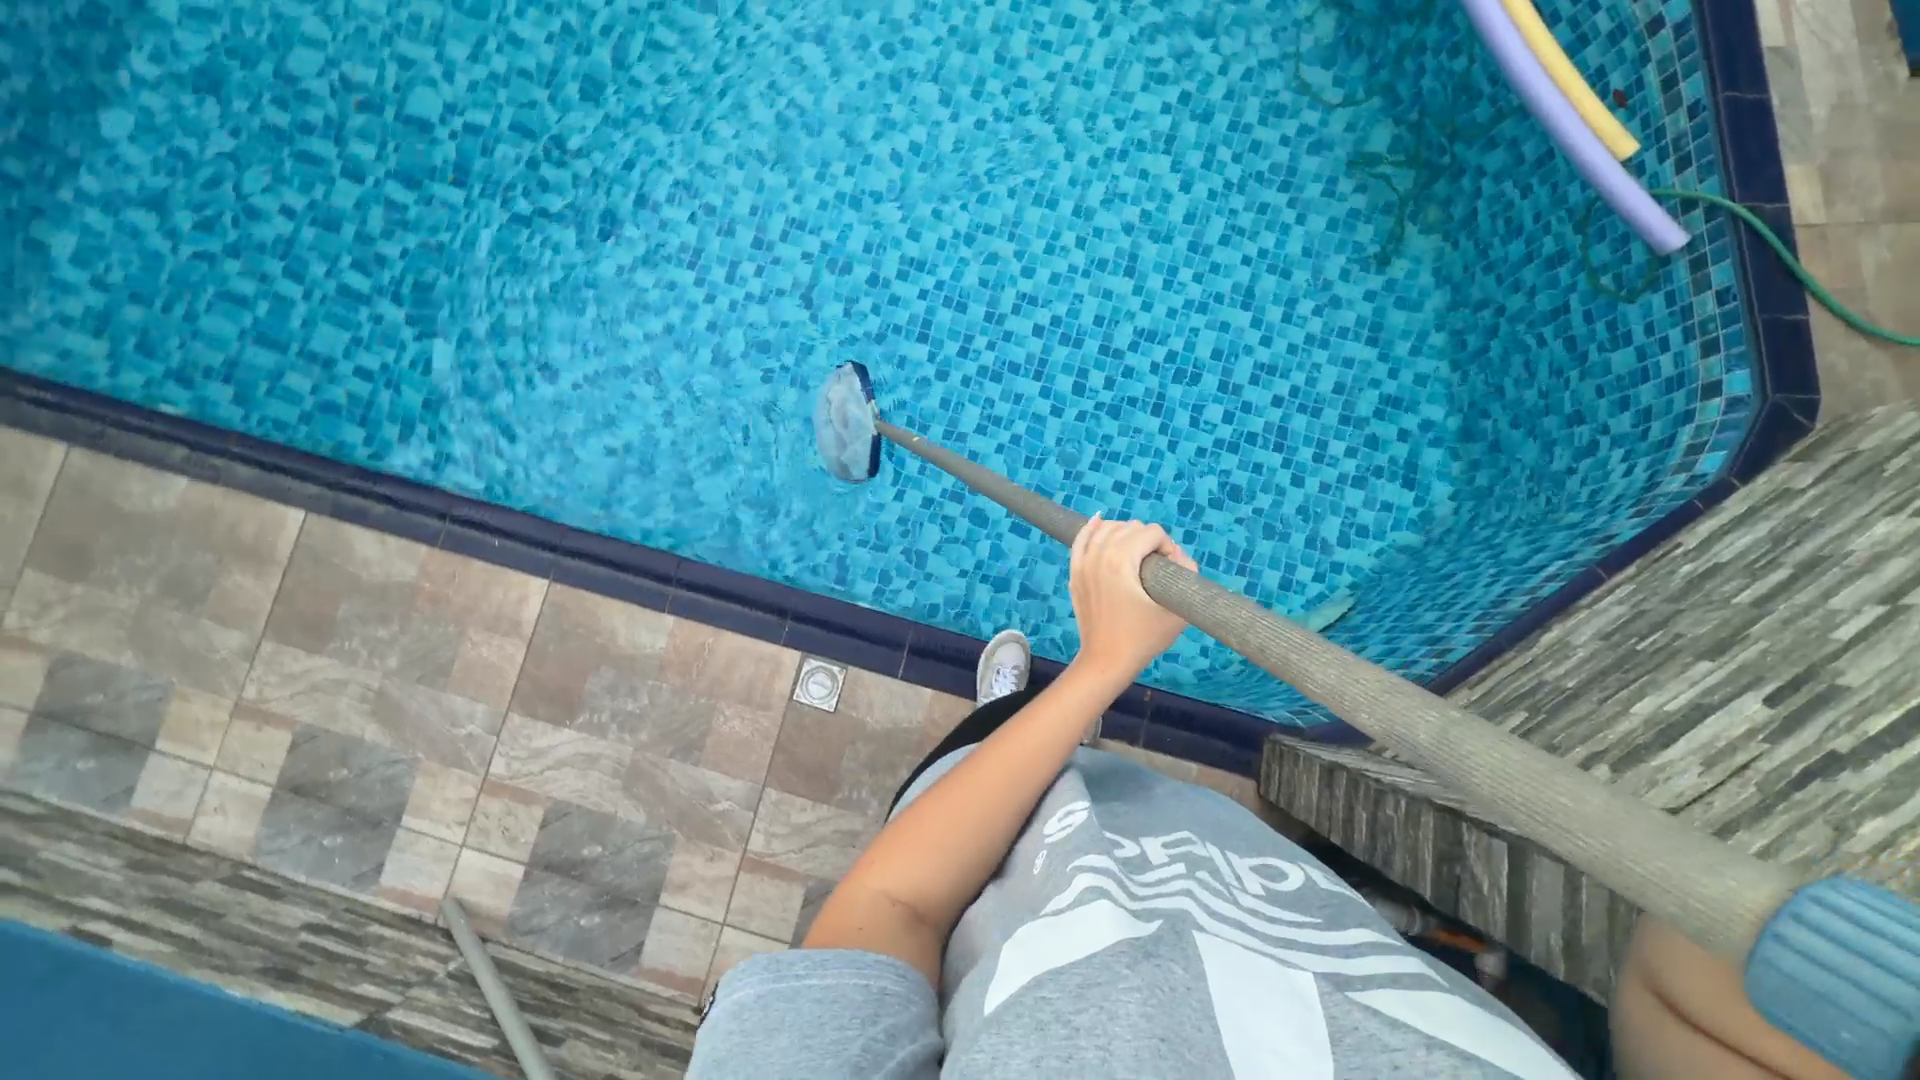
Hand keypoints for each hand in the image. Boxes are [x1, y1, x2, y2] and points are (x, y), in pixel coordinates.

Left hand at [1068, 515, 1197, 682]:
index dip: (1167, 547)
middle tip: (1157, 568)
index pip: (1151, 532)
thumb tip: (1178, 555)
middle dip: (1148, 540)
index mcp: (1120, 560)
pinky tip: (1101, 520)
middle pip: (1130, 528)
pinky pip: (1081, 540)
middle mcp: (1098, 555)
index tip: (1169, 570)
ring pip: (1106, 529)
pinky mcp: (1075, 573)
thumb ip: (1186, 573)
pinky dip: (1092, 528)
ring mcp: (1082, 563)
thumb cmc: (1143, 637)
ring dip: (1125, 533)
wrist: (1107, 660)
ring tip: (1139, 552)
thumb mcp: (1176, 609)